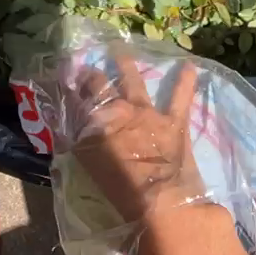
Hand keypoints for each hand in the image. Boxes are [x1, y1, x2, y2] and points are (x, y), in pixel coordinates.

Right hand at [69, 51, 208, 223]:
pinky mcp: (173, 121)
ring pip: (134, 80)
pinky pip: (181, 97)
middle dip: (92, 75)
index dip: (70, 86)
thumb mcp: (89, 164)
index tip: (66, 80)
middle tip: (88, 70)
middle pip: (101, 84)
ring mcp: (148, 113)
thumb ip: (78, 138)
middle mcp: (120, 109)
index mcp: (97, 120)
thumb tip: (67, 122)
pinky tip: (189, 66)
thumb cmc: (121, 190)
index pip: (77, 97)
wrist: (162, 203)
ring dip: (126, 65)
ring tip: (122, 52)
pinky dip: (186, 81)